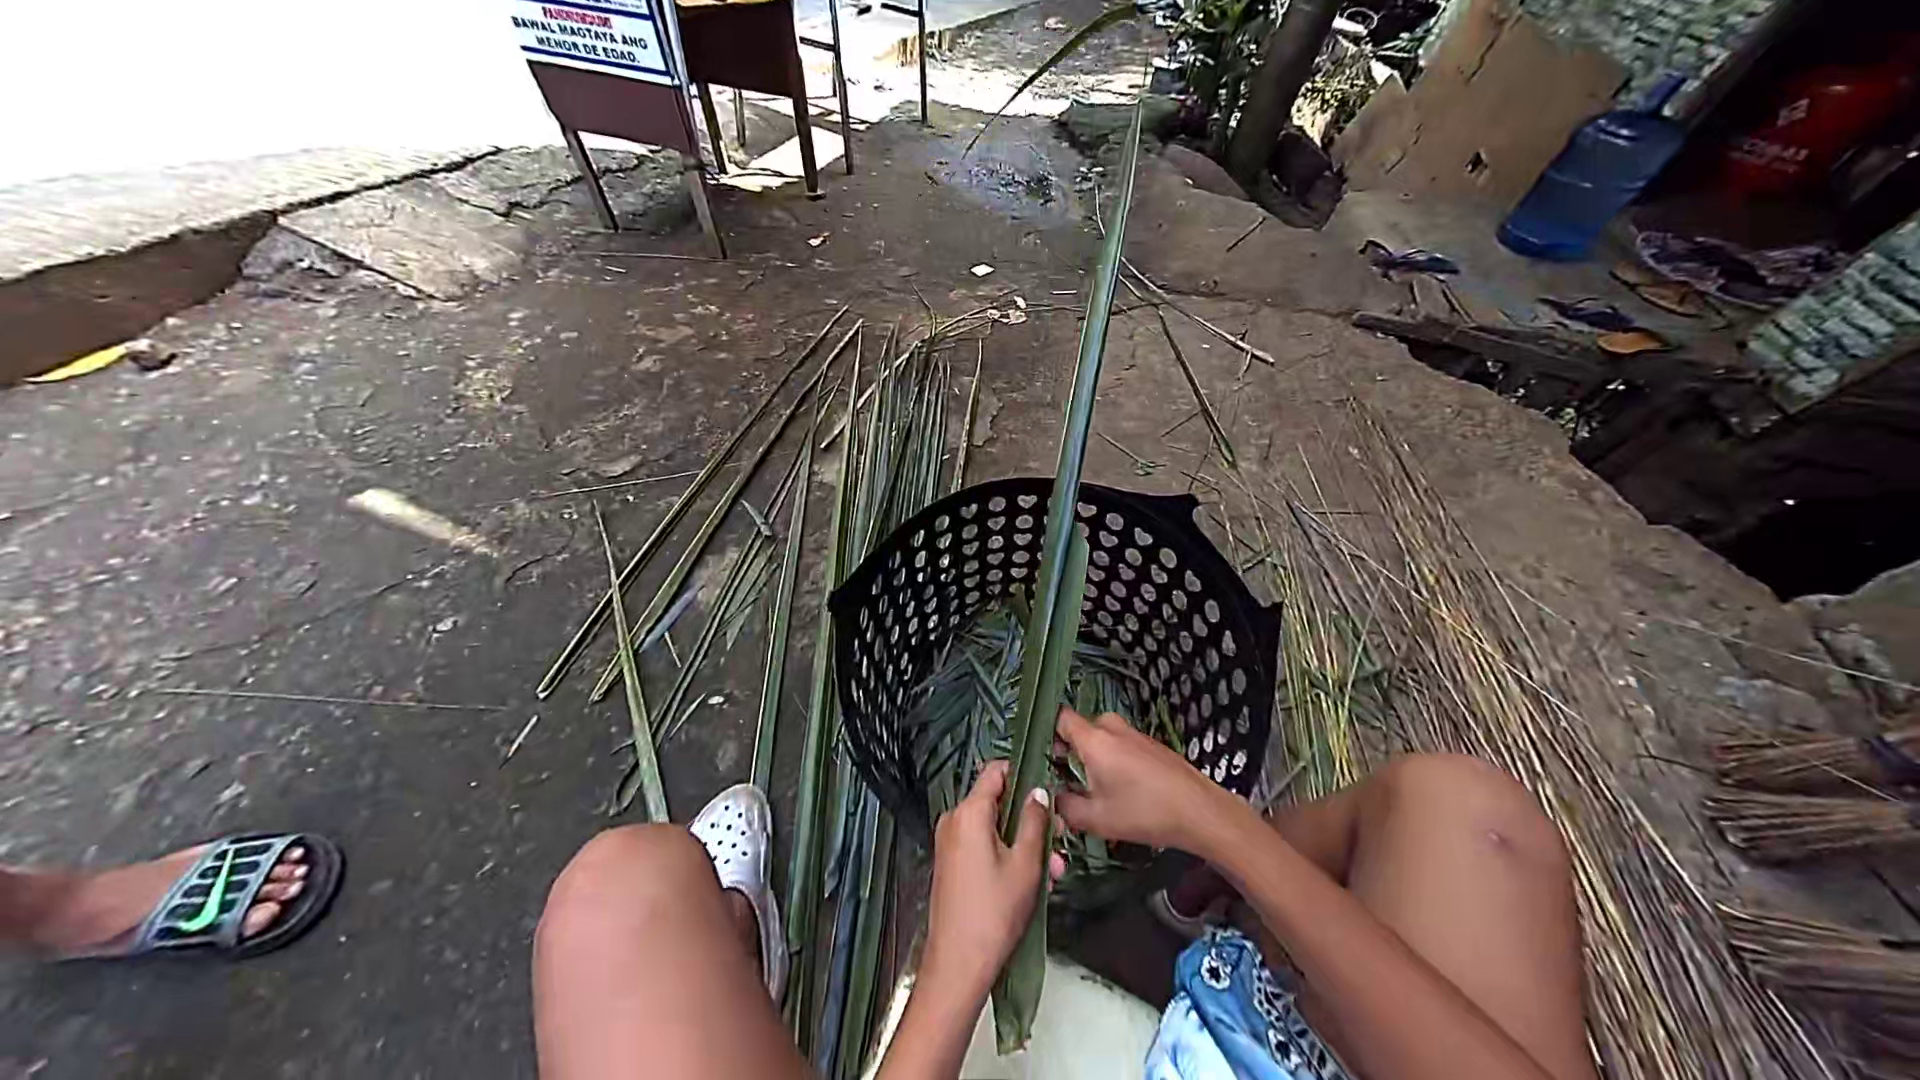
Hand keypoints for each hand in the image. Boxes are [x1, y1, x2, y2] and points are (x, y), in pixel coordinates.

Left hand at [921, 760, 1057, 999]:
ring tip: (1054, 869)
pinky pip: (984, 845)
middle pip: (998, 802)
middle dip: (1031, 818)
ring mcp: (951, 842)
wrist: (958, 963)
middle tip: (1059, 837)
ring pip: (995, 827)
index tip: (1048, 786)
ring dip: (1025, 842)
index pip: (996, 771)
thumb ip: (1034, 821)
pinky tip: (1034, 879)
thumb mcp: (1025, 863)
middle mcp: (954, 820)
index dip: (1024, 772)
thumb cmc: (994, 911)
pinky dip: (1008, 855)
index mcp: (969, 812)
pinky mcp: (953, 862)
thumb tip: (1039, 791)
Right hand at [1054, 707, 1249, 856]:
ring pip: (1101, 738)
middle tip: (1064, 779)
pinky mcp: (1151, 745)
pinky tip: (1120, 789)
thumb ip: (1064, 807)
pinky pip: (1120, 745)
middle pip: (1080, 729)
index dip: (1045, 732)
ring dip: (1092, 757)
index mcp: (1093, 738)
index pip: (1059, 717)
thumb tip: (1052, 798)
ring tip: (1092, 789)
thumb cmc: (1144, 812)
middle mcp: (1112, 727)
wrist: (1201, 812)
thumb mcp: (1096, 818)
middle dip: (1069, 750)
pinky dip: (1112, 760)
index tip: (1040, 755)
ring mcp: (1134, 734)